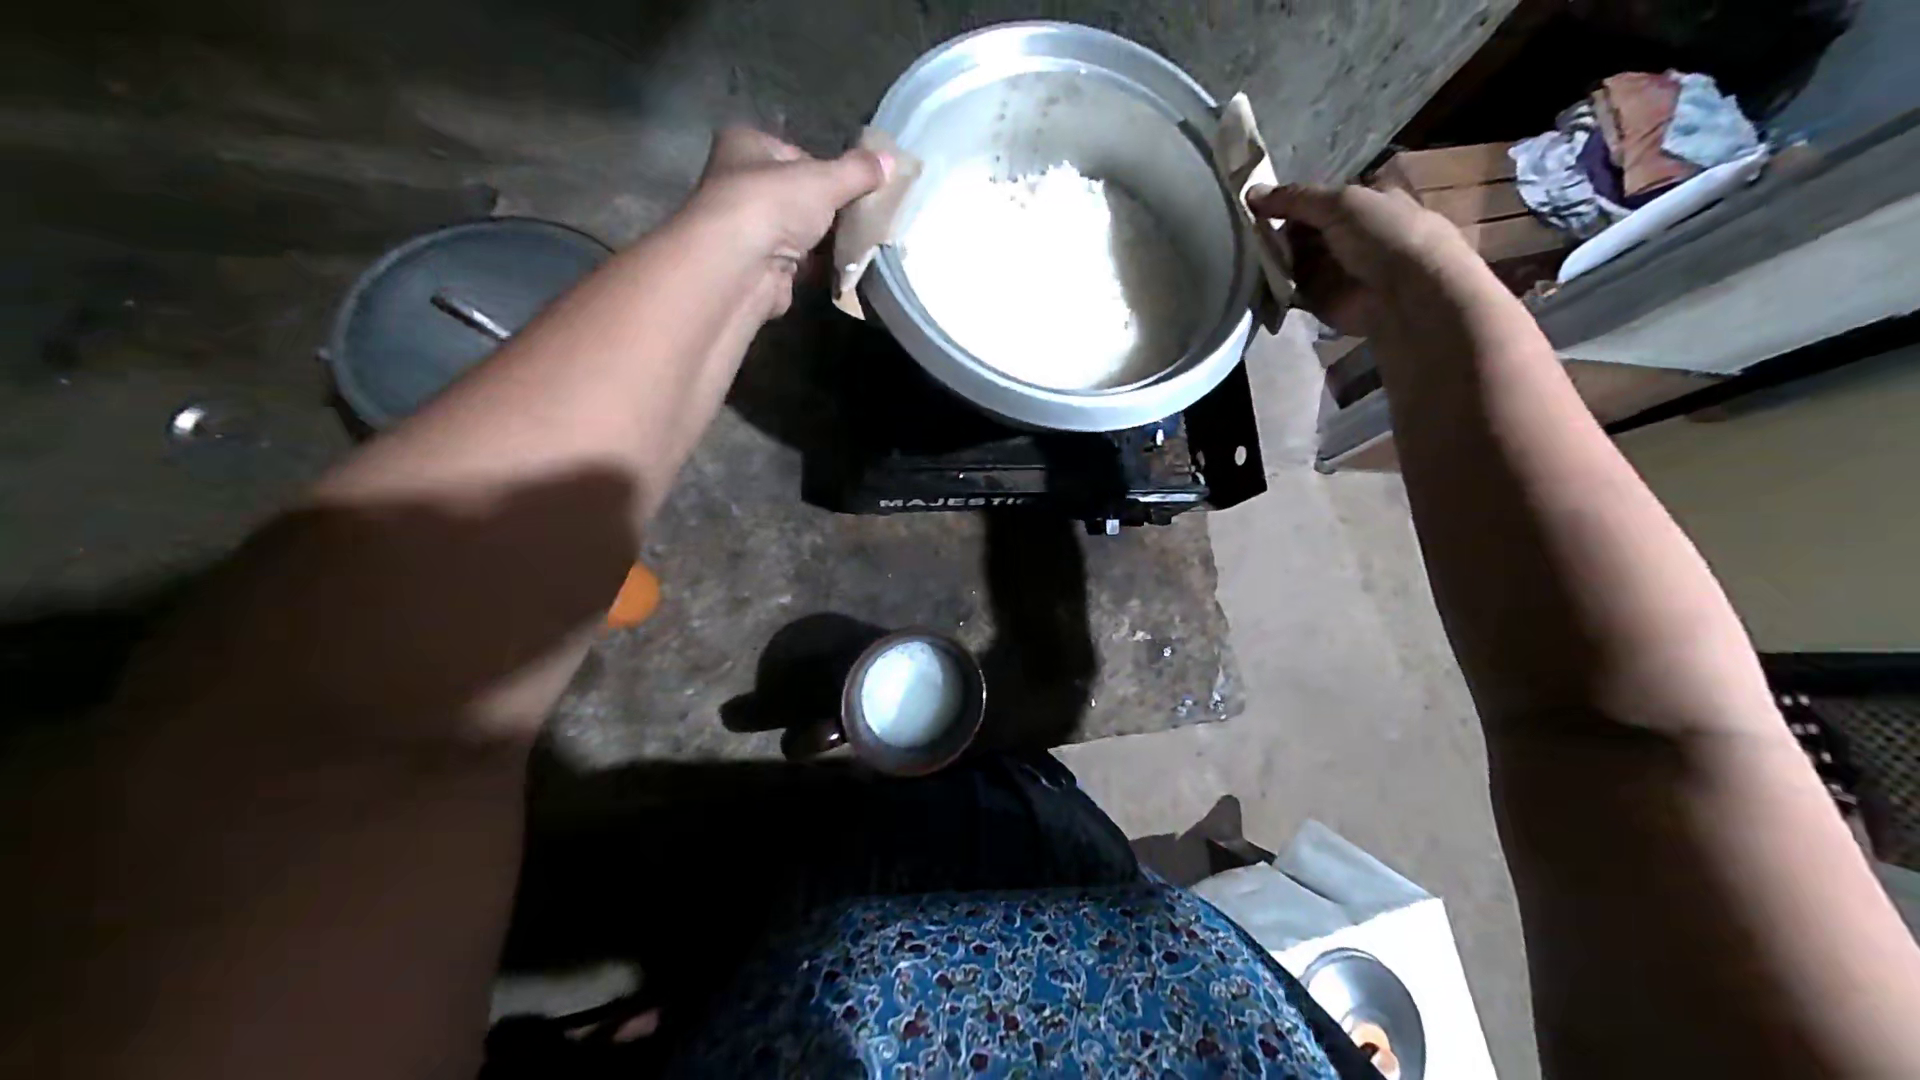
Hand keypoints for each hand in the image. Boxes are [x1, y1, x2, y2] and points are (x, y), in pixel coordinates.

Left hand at [681, 126, 889, 317]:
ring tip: (862, 242)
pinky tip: (847, 267)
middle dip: (830, 210)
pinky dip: (822, 268)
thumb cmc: (773, 204)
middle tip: (865, 216)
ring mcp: (749, 231)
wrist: (740, 267)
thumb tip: (891, 161)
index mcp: (746, 146)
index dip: (828, 170)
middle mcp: (741, 185)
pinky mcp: (761, 269)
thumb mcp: (824, 179)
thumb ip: (858, 171)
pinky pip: (800, 264)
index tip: (856, 186)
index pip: (796, 154)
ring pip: (801, 232)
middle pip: (799, 196)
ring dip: (828, 241)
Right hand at [1247, 184, 1483, 338]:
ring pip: (1289, 261)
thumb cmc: (1382, 235)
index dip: (1286, 203)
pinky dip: (1272, 288)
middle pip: (1297, 232)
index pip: (1313, 202)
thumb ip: (1295, 199)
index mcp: (1359, 205)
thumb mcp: (1340, 203)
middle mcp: (1344, 236)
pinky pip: (1288, 291)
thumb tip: (1249, 192)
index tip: (1255, 208)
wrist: (1405, 292)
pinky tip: (1253, 282)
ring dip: (1269, 261)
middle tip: (1244, 236)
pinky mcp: (1318, 300)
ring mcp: (1331, 270)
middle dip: (1272, 234)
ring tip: (1243, 260)